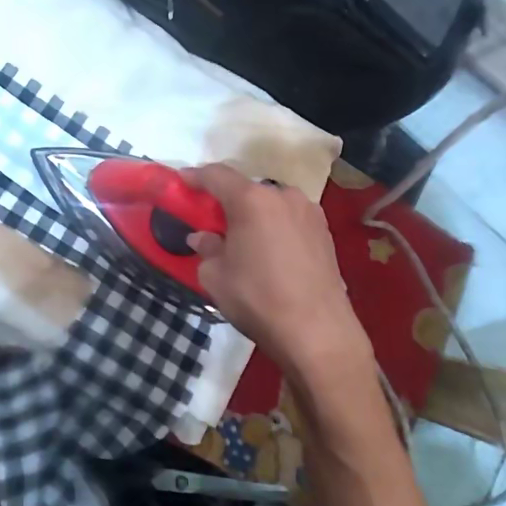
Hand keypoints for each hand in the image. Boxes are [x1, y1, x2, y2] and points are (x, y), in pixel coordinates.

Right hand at [181, 164, 368, 377]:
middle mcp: (283, 195)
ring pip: (271, 204)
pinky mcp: (325, 231)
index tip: (181, 183)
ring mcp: (309, 211)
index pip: (216, 175)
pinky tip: (271, 253)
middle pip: (247, 189)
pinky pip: (290, 219)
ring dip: (255, 215)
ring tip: (245, 241)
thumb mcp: (216, 277)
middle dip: (228, 202)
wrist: (317, 331)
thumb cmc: (258, 299)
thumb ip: (206, 249)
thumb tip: (203, 238)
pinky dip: (275, 227)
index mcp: (252, 199)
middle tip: (213, 222)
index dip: (195, 177)